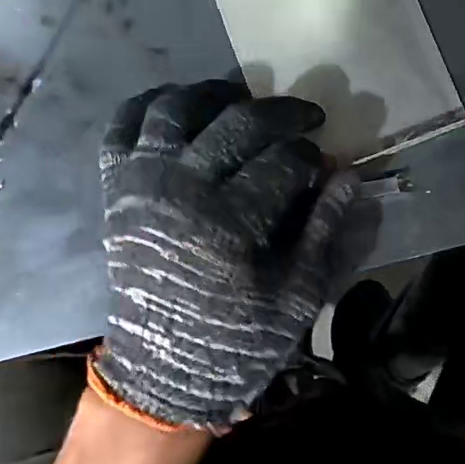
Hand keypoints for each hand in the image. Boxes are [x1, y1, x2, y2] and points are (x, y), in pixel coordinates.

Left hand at [90, 81, 357, 430]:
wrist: (161, 370)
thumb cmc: (237, 338)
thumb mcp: (299, 295)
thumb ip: (324, 229)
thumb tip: (347, 174)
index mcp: (229, 224)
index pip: (282, 161)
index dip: (311, 155)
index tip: (326, 161)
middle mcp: (180, 191)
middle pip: (237, 123)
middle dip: (282, 113)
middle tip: (307, 117)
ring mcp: (142, 184)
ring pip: (178, 108)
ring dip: (218, 93)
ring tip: (247, 98)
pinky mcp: (117, 187)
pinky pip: (124, 125)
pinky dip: (152, 104)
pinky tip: (185, 105)